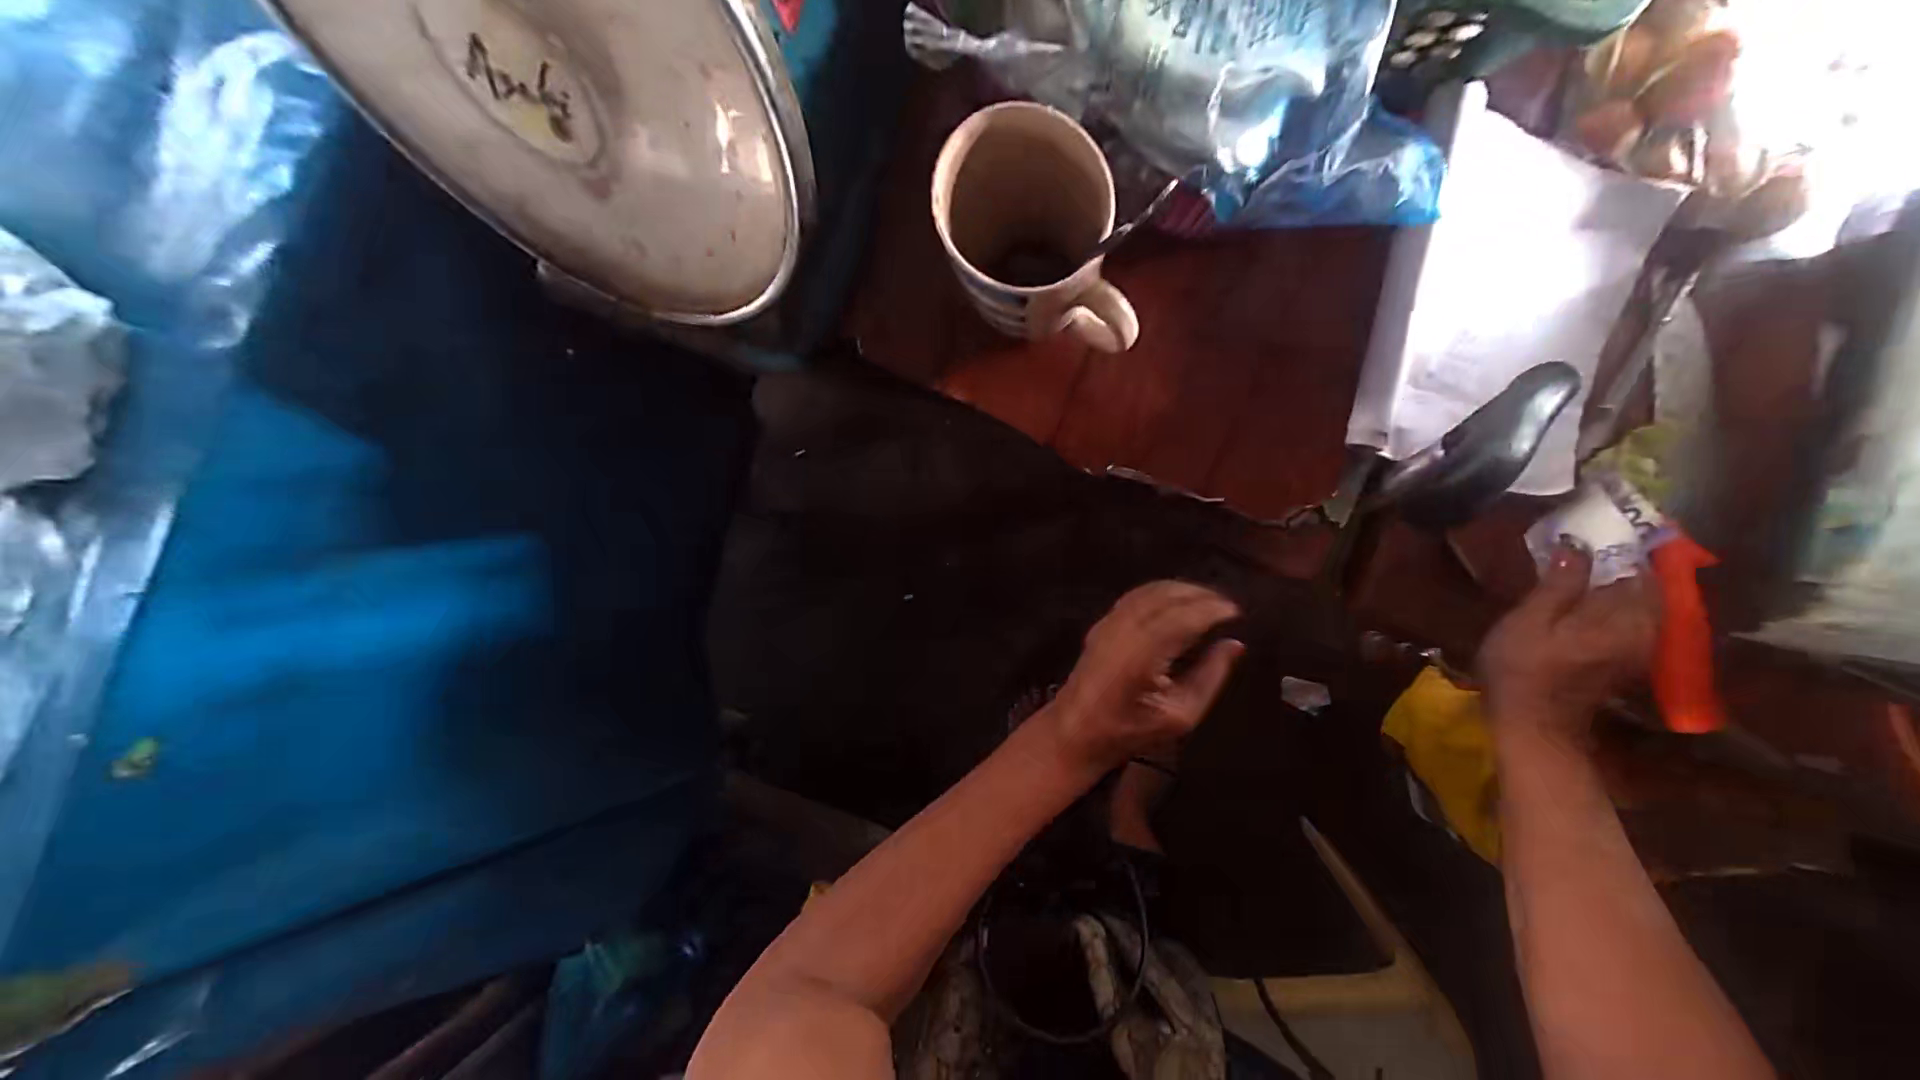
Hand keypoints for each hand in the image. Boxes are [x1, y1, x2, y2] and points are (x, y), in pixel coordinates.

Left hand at [1040, 581, 1244, 774]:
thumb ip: (1210, 677)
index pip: (1185, 616)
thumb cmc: (1129, 730)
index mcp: (1143, 652)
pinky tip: (1176, 602)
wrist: (1076, 730)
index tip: (1238, 612)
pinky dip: (1160, 592)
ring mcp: (1109, 623)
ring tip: (1208, 600)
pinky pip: (1135, 596)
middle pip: (1168, 596)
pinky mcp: (1101, 624)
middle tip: (1228, 604)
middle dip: (1201, 594)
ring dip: (1181, 590)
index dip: (1214, 609)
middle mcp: (1124, 629)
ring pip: (1149, 591)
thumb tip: (1234, 645)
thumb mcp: (1180, 715)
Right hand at [1479, 542, 1658, 748]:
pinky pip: (1633, 618)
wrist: (1532, 721)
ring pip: (1642, 602)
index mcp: (1625, 617)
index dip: (1629, 546)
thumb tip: (1578, 545)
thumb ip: (1560, 583)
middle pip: (1648, 586)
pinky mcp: (1628, 658)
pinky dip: (1617, 602)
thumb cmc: (1522, 667)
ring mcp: (1641, 647)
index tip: (1606, 527)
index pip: (1643, 570)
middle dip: (1626, 562)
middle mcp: (1646, 630)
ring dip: (1621, 582)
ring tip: (1588, 565)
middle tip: (1593, 542)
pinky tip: (1589, 596)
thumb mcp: (1530, 620)